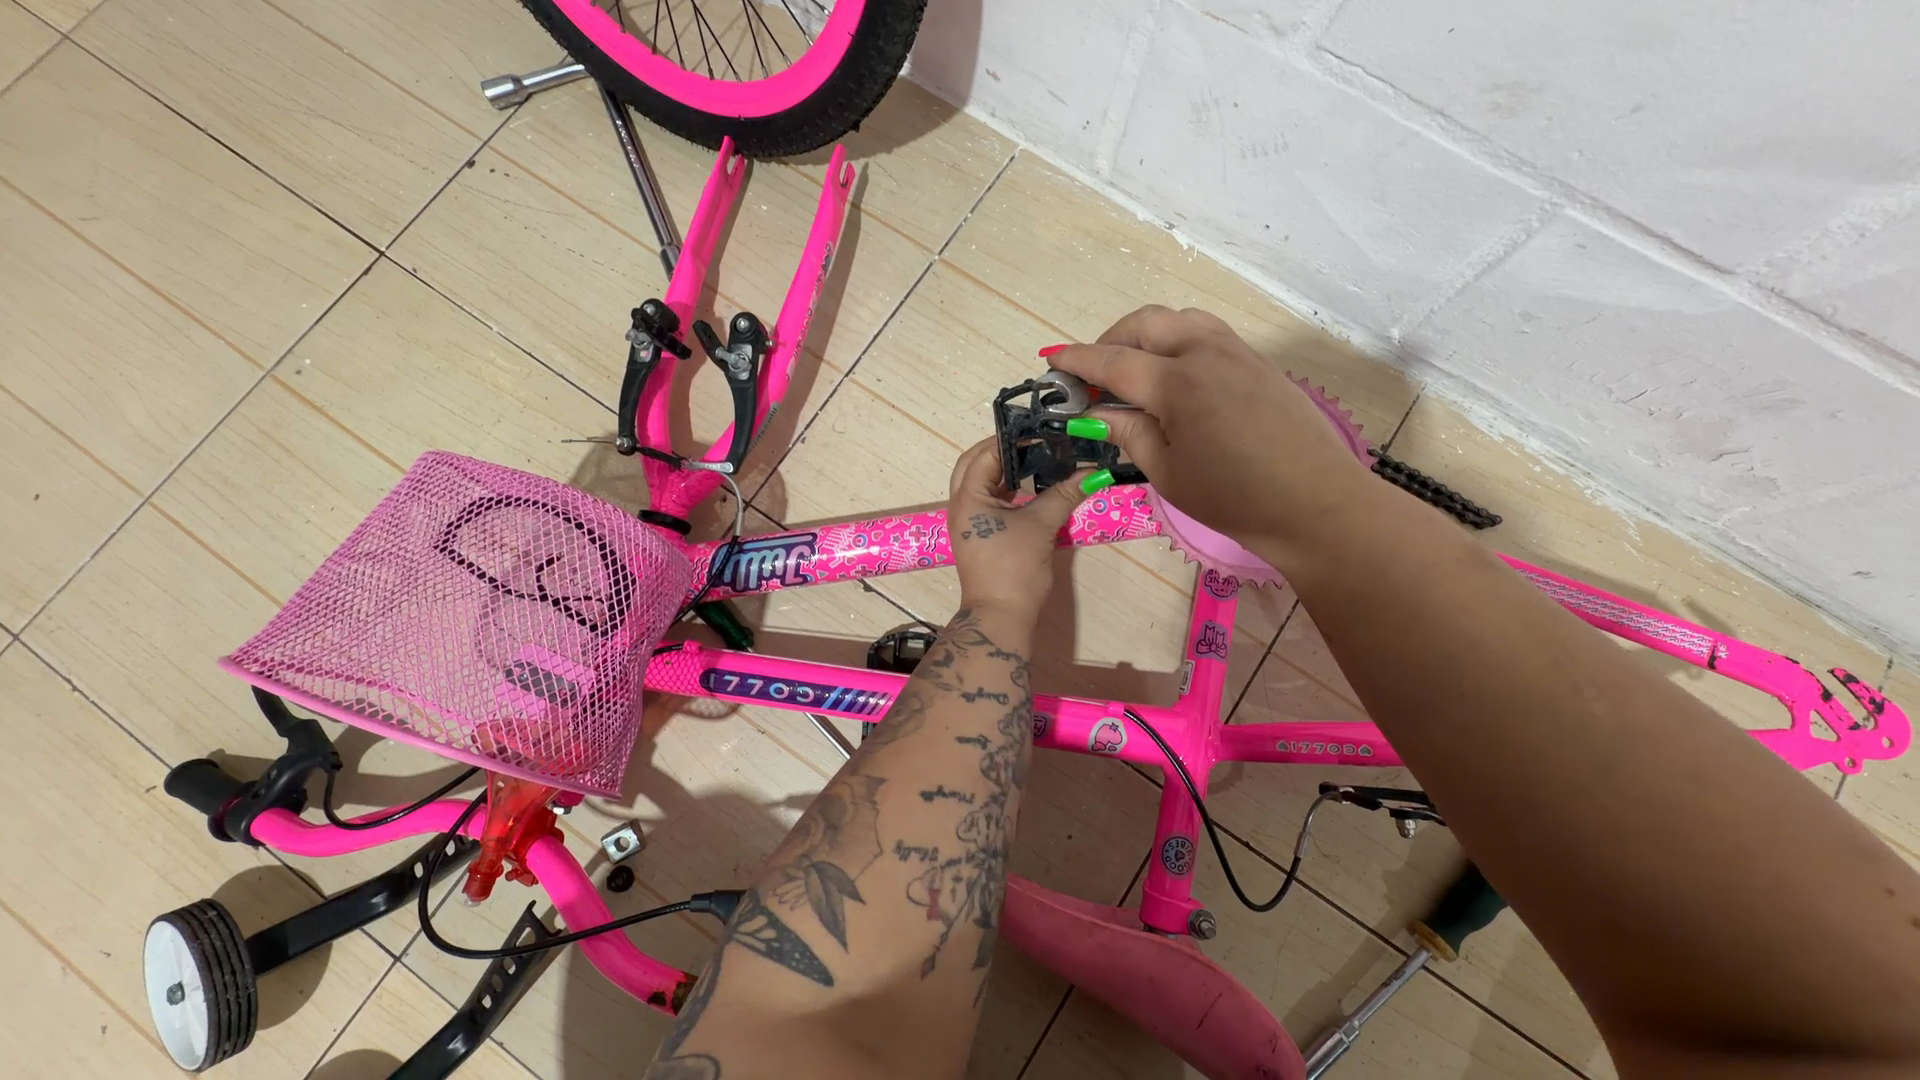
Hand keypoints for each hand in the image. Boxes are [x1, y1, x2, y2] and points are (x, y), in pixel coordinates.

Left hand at [947, 437, 1087, 619]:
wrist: (1001, 617)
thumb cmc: (1014, 569)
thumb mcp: (1041, 527)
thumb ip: (1064, 495)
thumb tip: (1092, 472)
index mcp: (967, 498)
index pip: (984, 454)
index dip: (1010, 441)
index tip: (1038, 432)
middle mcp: (961, 506)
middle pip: (975, 465)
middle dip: (1002, 452)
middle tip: (1032, 443)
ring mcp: (967, 523)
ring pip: (982, 485)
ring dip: (1005, 472)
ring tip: (1036, 461)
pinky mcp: (978, 536)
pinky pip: (989, 503)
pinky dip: (1007, 492)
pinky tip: (1032, 489)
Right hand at [1048, 305, 1371, 559]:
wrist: (1316, 503)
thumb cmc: (1234, 498)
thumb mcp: (1168, 473)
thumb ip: (1129, 433)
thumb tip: (1098, 413)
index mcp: (1178, 383)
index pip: (1114, 361)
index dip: (1078, 360)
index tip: (1051, 360)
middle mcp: (1205, 352)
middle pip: (1146, 323)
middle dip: (1111, 339)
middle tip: (1093, 374)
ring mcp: (1236, 351)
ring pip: (1179, 319)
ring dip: (1147, 334)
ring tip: (1134, 368)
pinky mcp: (1257, 361)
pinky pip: (1207, 332)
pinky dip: (1178, 340)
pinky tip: (1174, 375)